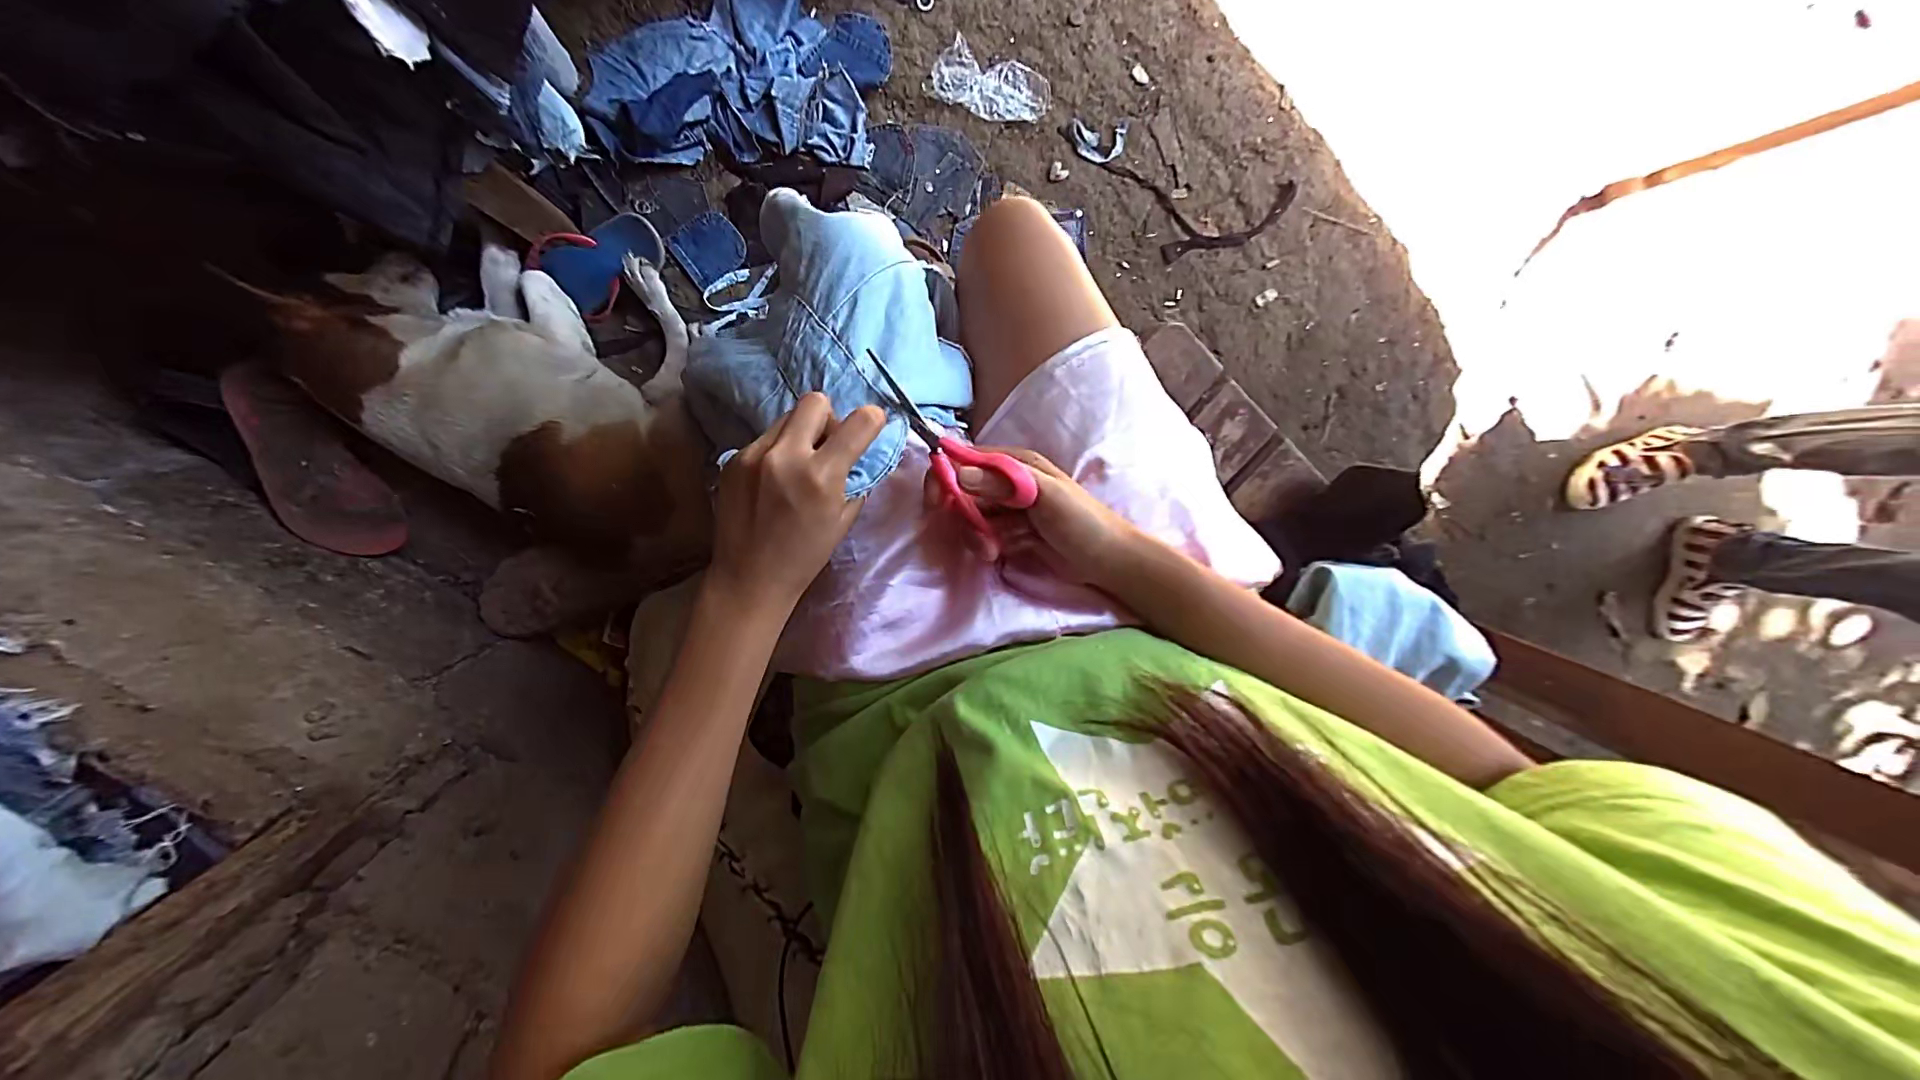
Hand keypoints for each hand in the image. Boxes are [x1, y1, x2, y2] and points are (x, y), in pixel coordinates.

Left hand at [708, 394, 884, 610]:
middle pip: (815, 402)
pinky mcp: (732, 460)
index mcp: (820, 476)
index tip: (872, 425)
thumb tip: (862, 451)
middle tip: (829, 447)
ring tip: (799, 465)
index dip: (872, 419)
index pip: (858, 422)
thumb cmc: (805, 557)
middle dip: (830, 419)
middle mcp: (785, 456)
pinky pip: (765, 439)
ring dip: (802, 434)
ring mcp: (753, 455)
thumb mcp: (843, 520)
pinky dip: (778, 450)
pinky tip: (774, 480)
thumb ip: (856, 479)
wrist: (748, 579)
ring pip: (787, 418)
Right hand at [938, 447, 1142, 588]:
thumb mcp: (1046, 495)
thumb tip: (959, 471)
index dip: (945, 476)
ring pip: (968, 518)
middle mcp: (1005, 483)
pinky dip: (982, 546)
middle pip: (961, 492)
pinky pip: (980, 536)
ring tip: (993, 551)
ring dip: (973, 536)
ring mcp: (1005, 510)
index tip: (939, 503)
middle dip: (961, 516)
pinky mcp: (1007, 534)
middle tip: (979, 538)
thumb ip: (1004, 481)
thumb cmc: (1083, 521)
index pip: (964, 460)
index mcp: (1014, 464)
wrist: (1107, 560)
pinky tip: (997, 555)